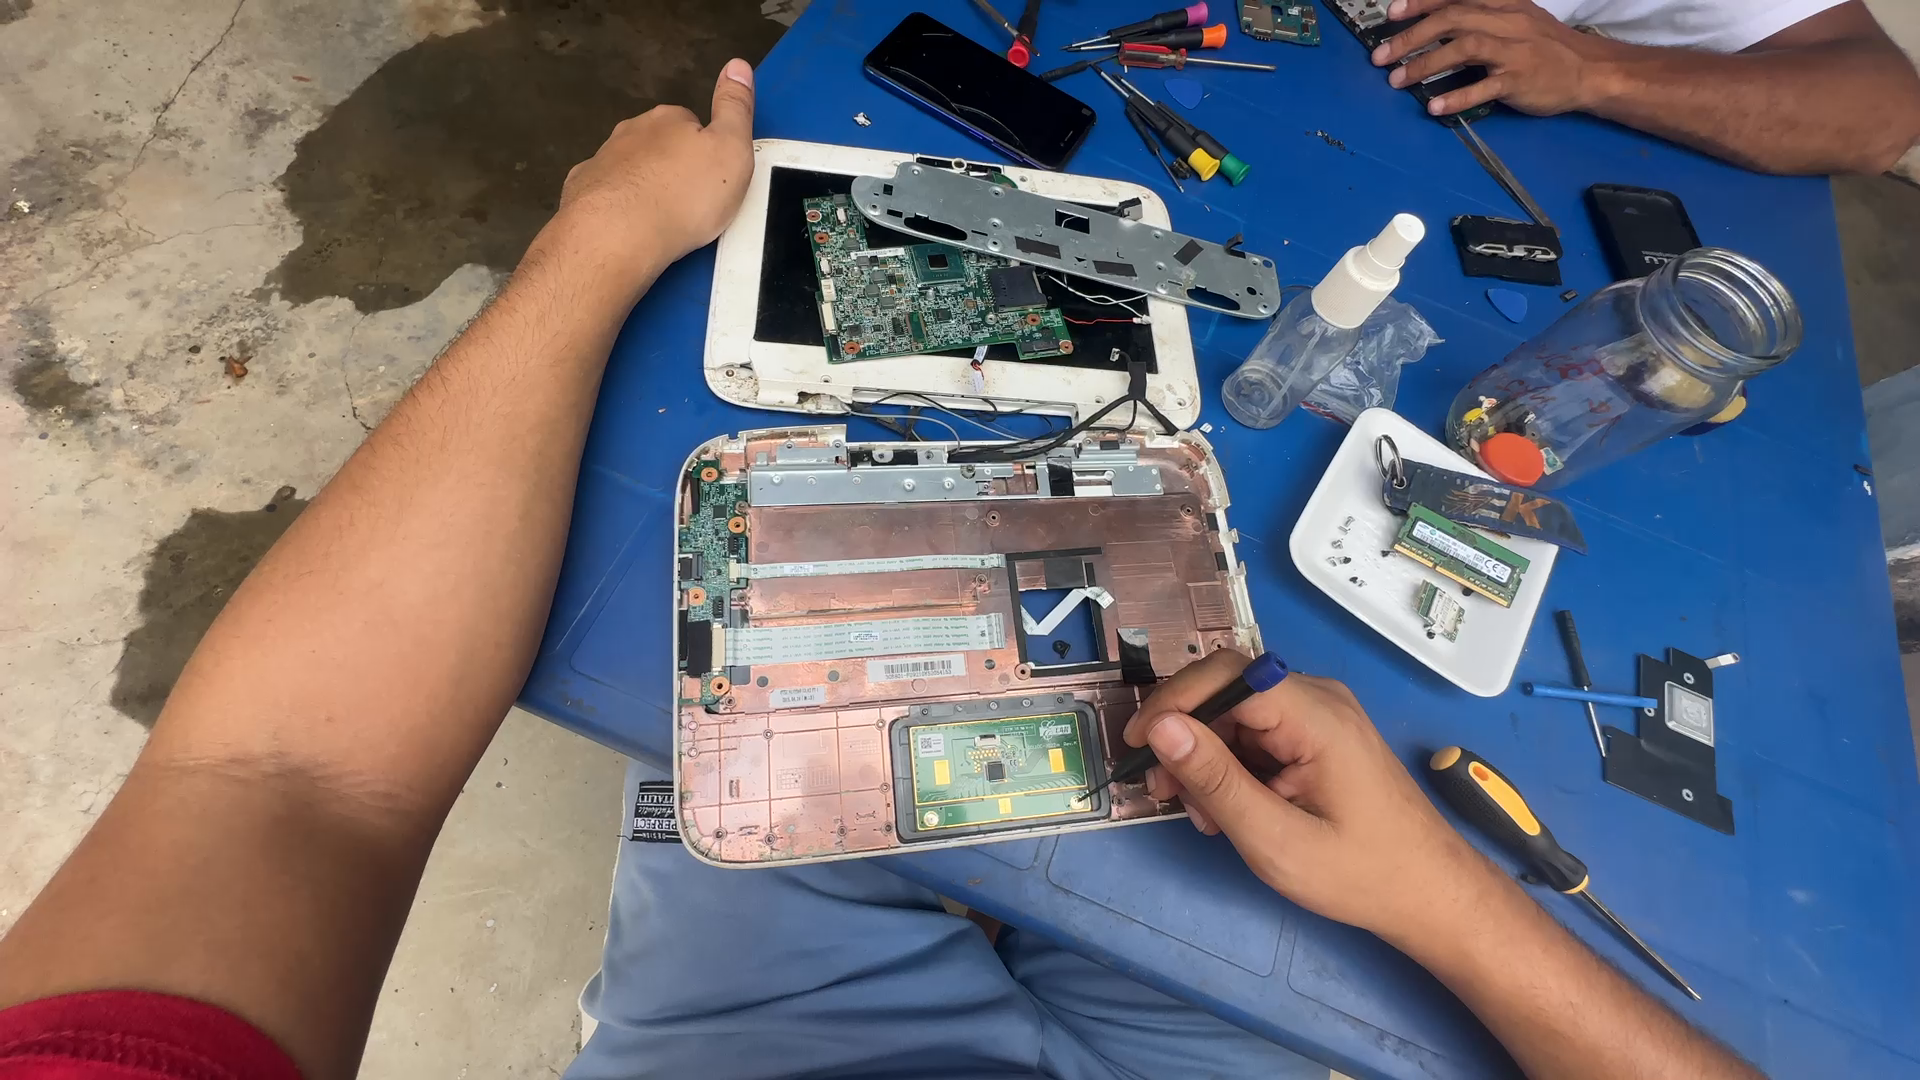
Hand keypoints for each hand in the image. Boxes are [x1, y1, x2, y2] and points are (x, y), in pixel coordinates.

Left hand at [543, 58, 756, 278]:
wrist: (621, 231)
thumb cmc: (685, 195)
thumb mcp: (732, 152)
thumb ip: (736, 110)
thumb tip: (738, 65)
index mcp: (670, 120)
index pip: (692, 123)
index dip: (706, 149)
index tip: (715, 177)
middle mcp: (633, 131)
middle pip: (659, 143)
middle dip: (673, 166)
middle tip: (692, 201)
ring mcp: (604, 158)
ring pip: (632, 167)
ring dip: (646, 185)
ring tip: (664, 218)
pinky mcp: (585, 189)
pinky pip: (608, 191)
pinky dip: (620, 204)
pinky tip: (632, 225)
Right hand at [1122, 650, 1501, 940]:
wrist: (1434, 899)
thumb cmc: (1360, 875)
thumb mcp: (1275, 839)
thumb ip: (1215, 780)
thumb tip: (1159, 726)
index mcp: (1315, 714)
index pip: (1225, 675)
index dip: (1173, 701)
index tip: (1137, 744)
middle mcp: (1316, 697)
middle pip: (1225, 691)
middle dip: (1185, 736)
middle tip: (1161, 789)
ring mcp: (1317, 713)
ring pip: (1233, 713)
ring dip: (1204, 757)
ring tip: (1200, 812)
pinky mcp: (1314, 733)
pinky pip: (1253, 731)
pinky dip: (1228, 764)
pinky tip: (1226, 806)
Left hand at [1370, 0, 1621, 117]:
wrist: (1587, 70)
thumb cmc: (1539, 47)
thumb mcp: (1511, 20)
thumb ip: (1476, 17)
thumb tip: (1431, 22)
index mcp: (1504, 4)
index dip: (1424, 1)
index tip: (1392, 11)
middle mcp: (1508, 20)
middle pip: (1454, 19)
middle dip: (1412, 37)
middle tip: (1379, 57)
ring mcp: (1515, 50)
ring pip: (1466, 48)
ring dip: (1426, 65)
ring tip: (1395, 81)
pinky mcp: (1519, 79)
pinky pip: (1484, 87)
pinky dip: (1457, 96)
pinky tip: (1433, 107)